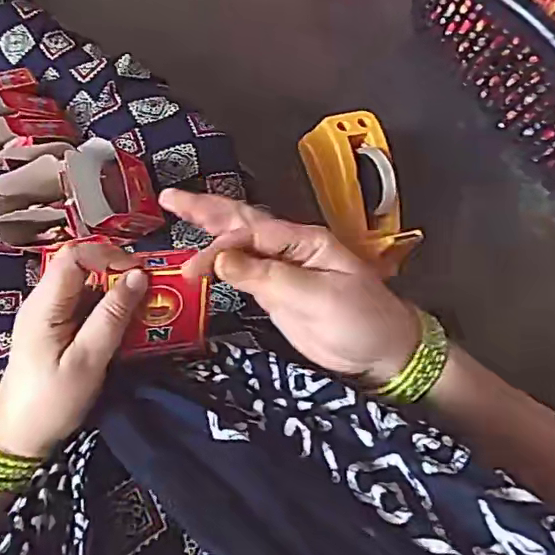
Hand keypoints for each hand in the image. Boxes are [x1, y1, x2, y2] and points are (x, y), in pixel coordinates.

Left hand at [0, 242, 148, 457]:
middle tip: (150, 290)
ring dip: (117, 291)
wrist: (17, 438)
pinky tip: (127, 325)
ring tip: (145, 308)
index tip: (139, 273)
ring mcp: (49, 314)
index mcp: (44, 304)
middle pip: (81, 266)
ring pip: (86, 285)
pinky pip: (85, 305)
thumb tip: (138, 276)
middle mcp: (44, 300)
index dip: (108, 255)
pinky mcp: (56, 328)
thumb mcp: (87, 361)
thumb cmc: (50, 402)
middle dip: (118, 272)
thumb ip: (111, 317)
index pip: (74, 255)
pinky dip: (108, 308)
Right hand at [165, 189, 419, 382]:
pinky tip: (201, 256)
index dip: (221, 246)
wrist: (384, 355)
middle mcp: (287, 247)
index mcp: (303, 240)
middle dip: (205, 209)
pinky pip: (239, 269)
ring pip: (237, 241)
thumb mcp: (318, 297)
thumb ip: (267, 277)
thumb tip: (221, 260)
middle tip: (169, 199)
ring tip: (178, 210)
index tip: (196, 268)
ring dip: (208, 227)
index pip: (251, 233)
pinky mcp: (273, 292)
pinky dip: (216, 260)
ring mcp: (279, 269)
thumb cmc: (363, 321)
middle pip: (241, 221)